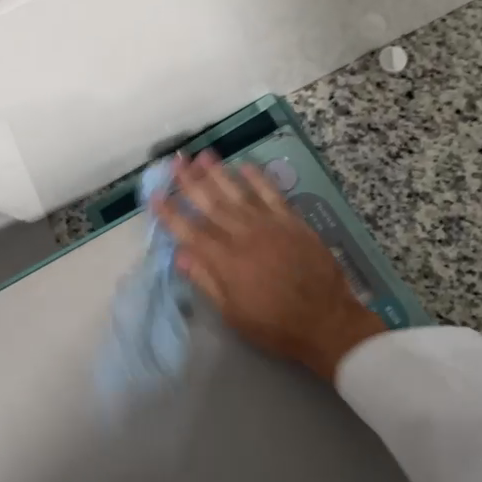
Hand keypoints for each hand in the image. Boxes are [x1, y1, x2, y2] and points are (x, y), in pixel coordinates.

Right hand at [155, 152, 386, 380]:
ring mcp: (270, 225)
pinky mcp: (293, 221)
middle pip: (211, 203)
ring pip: (238, 192)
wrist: (326, 321)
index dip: (171, 212)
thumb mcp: (233, 313)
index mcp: (225, 261)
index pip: (190, 230)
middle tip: (175, 161)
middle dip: (190, 181)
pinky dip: (258, 178)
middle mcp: (244, 236)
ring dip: (219, 172)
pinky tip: (245, 165)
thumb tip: (180, 254)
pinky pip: (272, 193)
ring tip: (203, 155)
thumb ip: (206, 280)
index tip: (155, 194)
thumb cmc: (275, 326)